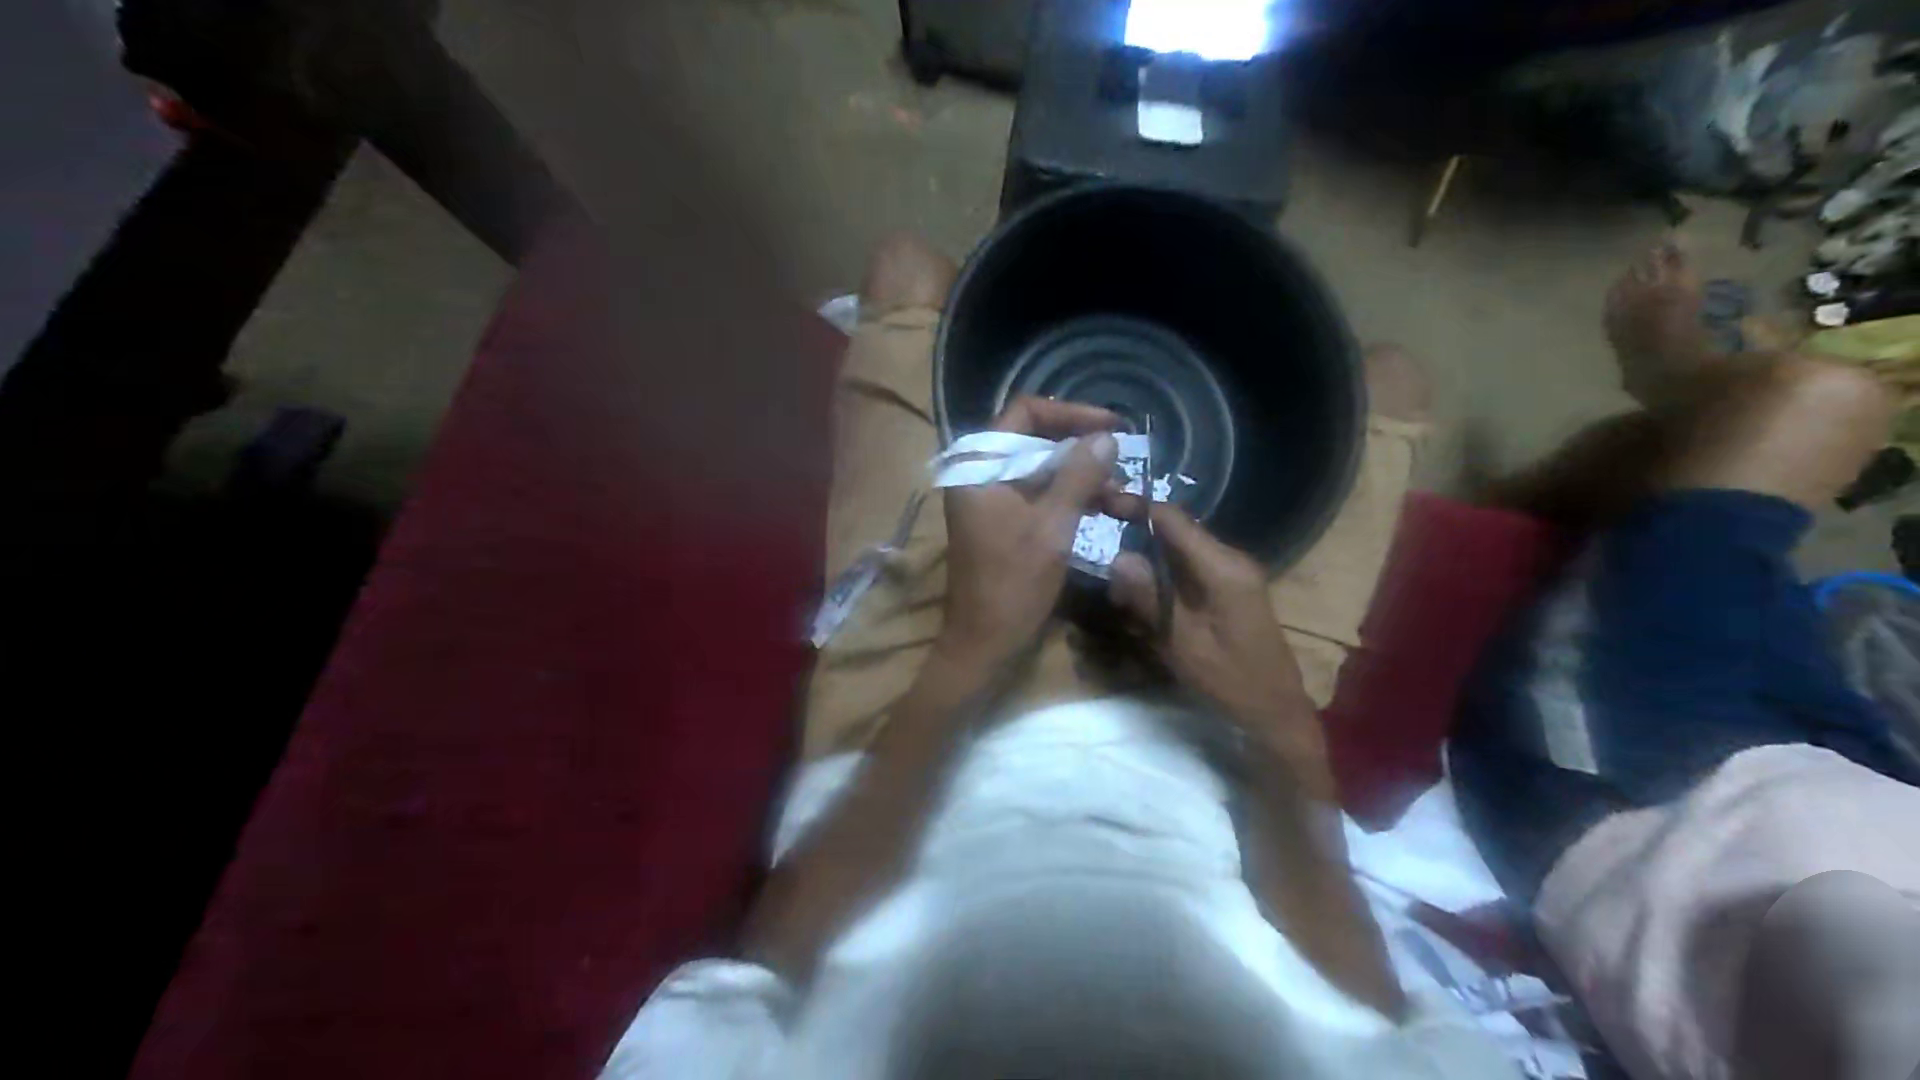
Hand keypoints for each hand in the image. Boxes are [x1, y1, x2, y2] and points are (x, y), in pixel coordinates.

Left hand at [938, 396, 1122, 672]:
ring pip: (1041, 469)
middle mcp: (978, 473)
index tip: (1114, 425)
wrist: (984, 642)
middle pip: (1035, 439)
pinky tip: (1105, 507)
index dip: (1072, 414)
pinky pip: (1038, 494)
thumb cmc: (1013, 584)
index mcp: (978, 465)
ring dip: (1081, 476)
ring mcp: (989, 497)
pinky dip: (1069, 497)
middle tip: (1123, 460)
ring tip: (1122, 492)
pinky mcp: (1002, 519)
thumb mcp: (1053, 527)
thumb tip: (1108, 436)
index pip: (1025, 413)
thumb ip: (1079, 476)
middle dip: (1082, 449)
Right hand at [1107, 503, 1323, 762]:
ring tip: (1121, 599)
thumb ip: (1150, 598)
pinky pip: (1187, 571)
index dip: (1135, 506)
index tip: (1101, 504)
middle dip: (1135, 544)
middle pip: (1173, 533)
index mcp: (1223, 568)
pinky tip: (1145, 609)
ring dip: (1146, 567)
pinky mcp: (1228, 589)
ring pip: (1177, 553)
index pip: (1173, 519)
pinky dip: (1161, 581)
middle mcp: (1230, 560)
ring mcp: (1231, 574)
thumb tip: (1118, 557)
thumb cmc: (1231, 680)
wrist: (1277, 711)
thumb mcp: (1182, 643)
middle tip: (1105, 570)